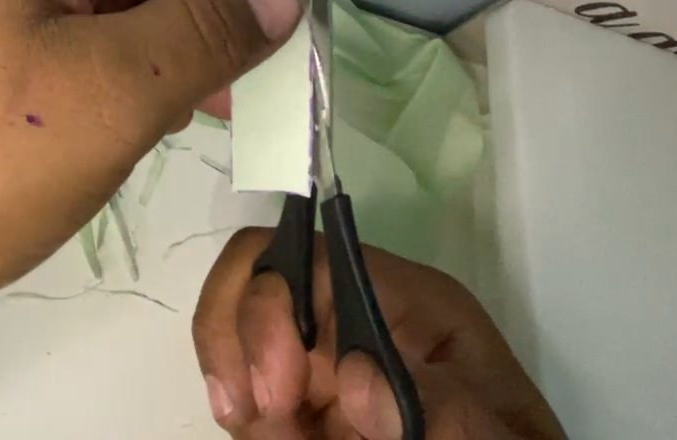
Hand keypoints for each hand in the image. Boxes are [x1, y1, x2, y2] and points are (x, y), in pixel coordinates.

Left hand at [0, 0, 304, 324]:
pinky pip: (66, 50)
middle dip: (190, 18)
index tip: (262, 41)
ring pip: (101, 12)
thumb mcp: (113, 88)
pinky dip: (112, 79)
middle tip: (235, 95)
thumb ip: (204, 32)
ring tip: (192, 116)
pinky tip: (134, 125)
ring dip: (156, 54)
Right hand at [193, 228, 565, 439]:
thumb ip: (445, 412)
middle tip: (245, 415)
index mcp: (399, 298)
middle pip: (251, 273)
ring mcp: (322, 352)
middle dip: (231, 337)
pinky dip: (247, 420)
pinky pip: (246, 386)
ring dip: (232, 382)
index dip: (266, 304)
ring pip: (234, 328)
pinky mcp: (304, 396)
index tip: (271, 394)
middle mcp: (348, 310)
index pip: (305, 255)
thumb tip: (357, 377)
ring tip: (268, 438)